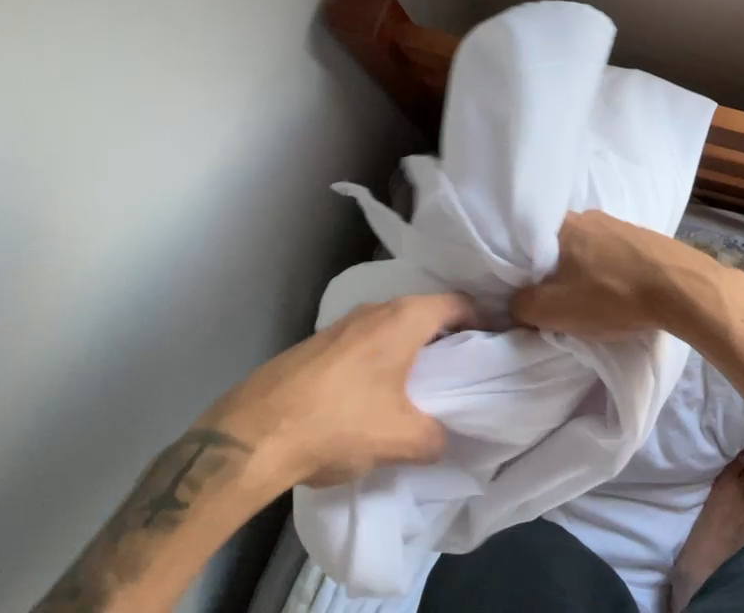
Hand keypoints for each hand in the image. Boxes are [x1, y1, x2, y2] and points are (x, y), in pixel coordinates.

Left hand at [197, 293, 473, 489]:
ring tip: (419, 387)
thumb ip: (436, 437)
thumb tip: (440, 438)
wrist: (248, 439)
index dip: (485, 320)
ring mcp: (339, 326)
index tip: (495, 346)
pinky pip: (363, 344)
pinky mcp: (313, 347)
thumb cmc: (338, 424)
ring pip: (391, 328)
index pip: (460, 302)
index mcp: (404, 318)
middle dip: (448, 337)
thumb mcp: (402, 440)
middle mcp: (374, 310)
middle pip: (426, 312)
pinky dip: (379, 361)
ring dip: (410, 350)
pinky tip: (373, 397)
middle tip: (462, 370)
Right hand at [510, 210, 736, 336]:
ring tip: (588, 299)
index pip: (526, 243)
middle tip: (554, 300)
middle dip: (553, 272)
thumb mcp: (552, 311)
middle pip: (557, 246)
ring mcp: (620, 223)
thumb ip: (521, 304)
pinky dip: (609, 271)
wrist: (681, 287)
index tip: (524, 292)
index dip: (521, 270)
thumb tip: (515, 301)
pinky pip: (613, 254)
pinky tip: (615, 290)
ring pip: (587, 249)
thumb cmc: (611, 295)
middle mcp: (589, 215)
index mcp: (561, 224)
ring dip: (583, 272)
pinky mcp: (644, 237)